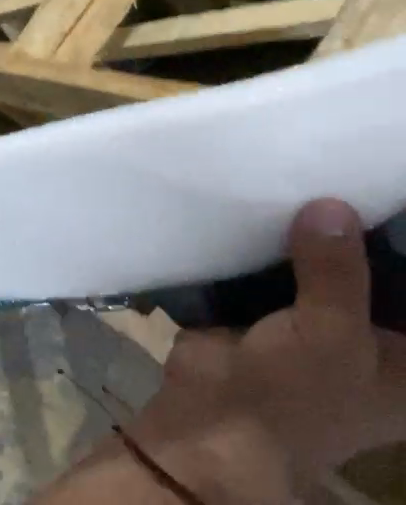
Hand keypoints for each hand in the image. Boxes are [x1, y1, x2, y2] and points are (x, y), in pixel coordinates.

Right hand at [131, 199, 405, 491]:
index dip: (405, 251)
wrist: (214, 417)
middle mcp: (376, 335)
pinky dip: (264, 248)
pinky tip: (255, 213)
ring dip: (309, 237)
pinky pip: (273, 271)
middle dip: (359, 236)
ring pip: (323, 269)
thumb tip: (333, 205)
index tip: (389, 205)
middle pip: (378, 275)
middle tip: (344, 185)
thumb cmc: (299, 392)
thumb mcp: (330, 335)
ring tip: (300, 185)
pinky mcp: (265, 312)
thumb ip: (335, 273)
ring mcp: (318, 323)